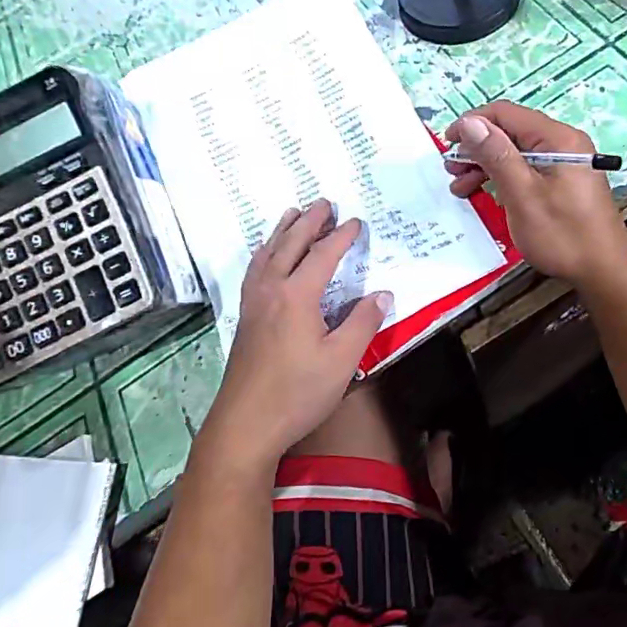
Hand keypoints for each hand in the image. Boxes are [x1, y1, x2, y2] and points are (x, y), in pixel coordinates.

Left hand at [193, 200, 391, 473]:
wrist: (245, 423)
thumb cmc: (298, 392)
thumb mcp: (342, 360)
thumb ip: (363, 323)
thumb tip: (382, 294)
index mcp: (297, 296)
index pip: (323, 255)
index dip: (342, 237)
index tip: (356, 222)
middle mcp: (271, 290)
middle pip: (290, 245)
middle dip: (309, 222)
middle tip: (324, 202)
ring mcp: (253, 304)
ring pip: (267, 255)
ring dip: (283, 232)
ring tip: (292, 214)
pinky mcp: (245, 318)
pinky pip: (254, 271)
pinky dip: (264, 253)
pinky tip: (266, 257)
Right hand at [445, 101, 626, 288]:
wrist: (604, 270)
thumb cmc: (563, 235)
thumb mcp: (523, 195)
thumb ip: (496, 155)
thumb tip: (470, 123)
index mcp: (557, 139)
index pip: (506, 114)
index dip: (472, 124)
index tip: (448, 143)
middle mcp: (563, 143)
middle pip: (510, 132)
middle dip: (477, 148)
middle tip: (452, 171)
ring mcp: (564, 163)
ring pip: (516, 152)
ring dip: (486, 165)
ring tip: (462, 186)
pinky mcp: (563, 181)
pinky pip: (527, 169)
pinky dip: (503, 178)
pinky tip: (487, 193)